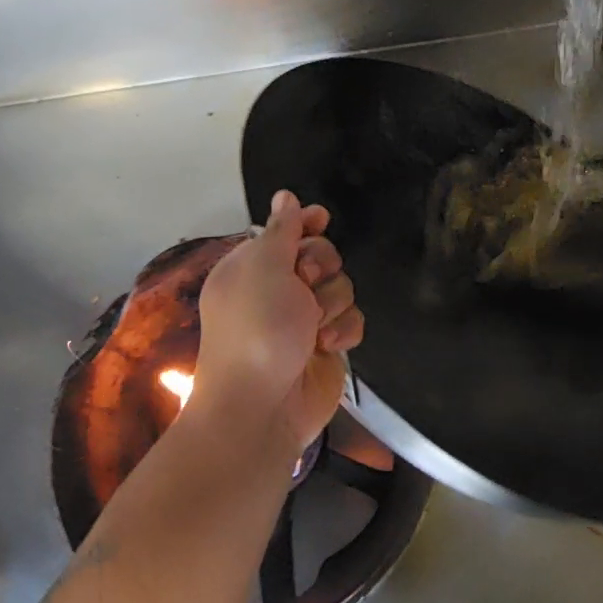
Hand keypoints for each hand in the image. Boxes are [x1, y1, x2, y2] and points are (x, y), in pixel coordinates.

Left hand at [195, 190, 364, 451]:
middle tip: (304, 285)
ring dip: (331, 303)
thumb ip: (281, 229)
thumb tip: (285, 195)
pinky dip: (343, 330)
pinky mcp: (326, 345)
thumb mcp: (264, 267)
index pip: (284, 232)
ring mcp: (303, 319)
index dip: (305, 224)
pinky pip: (351, 319)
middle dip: (320, 267)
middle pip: (321, 255)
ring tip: (314, 327)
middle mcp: (276, 290)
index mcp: (251, 268)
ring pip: (340, 286)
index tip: (321, 219)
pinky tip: (328, 346)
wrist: (263, 407)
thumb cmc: (256, 329)